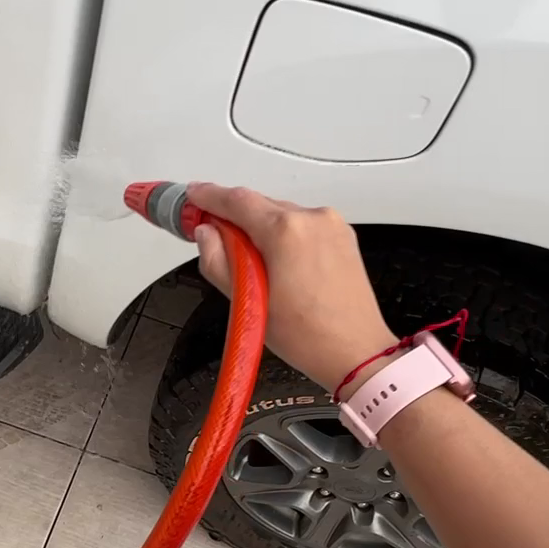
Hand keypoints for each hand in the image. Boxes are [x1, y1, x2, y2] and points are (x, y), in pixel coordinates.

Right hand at [187, 183, 398, 392]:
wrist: (354, 351)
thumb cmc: (307, 335)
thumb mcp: (248, 301)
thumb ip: (218, 261)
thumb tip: (206, 236)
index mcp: (285, 231)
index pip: (236, 200)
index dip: (208, 196)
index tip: (193, 196)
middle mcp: (312, 219)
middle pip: (259, 204)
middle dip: (233, 217)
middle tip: (212, 235)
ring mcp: (331, 225)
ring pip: (281, 215)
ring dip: (259, 229)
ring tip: (248, 263)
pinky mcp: (342, 236)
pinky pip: (302, 226)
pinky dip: (283, 236)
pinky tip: (275, 264)